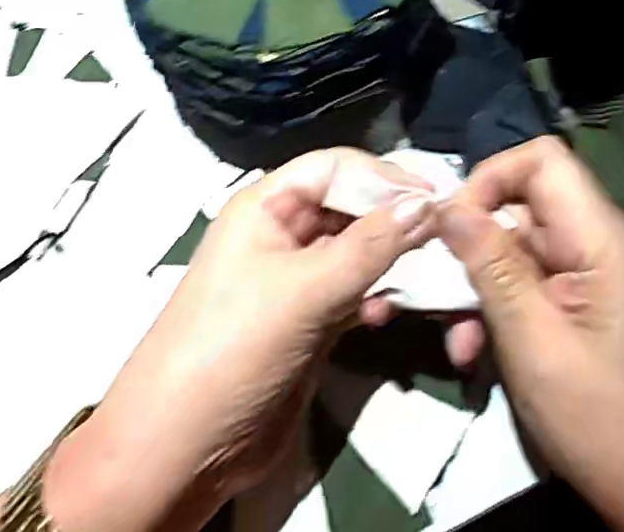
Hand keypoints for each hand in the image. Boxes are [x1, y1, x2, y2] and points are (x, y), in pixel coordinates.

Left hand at [44, 149, 436, 531]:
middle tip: (443, 230)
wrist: (179, 457)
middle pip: (352, 204)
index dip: (385, 176)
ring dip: (393, 256)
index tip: (434, 197)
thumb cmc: (234, 350)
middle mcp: (284, 232)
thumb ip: (371, 245)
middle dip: (395, 215)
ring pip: (359, 248)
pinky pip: (357, 288)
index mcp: (267, 206)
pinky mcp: (312, 316)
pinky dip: (378, 295)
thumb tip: (430, 203)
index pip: (336, 167)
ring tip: (431, 268)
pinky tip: (389, 312)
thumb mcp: (305, 292)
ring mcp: (299, 276)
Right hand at [439, 137, 623, 531]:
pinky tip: (473, 351)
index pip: (544, 160)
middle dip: (475, 242)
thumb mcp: (533, 340)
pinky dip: (496, 306)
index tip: (455, 224)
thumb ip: (491, 267)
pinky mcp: (577, 298)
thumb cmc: (601, 415)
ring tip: (456, 337)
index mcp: (600, 236)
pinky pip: (526, 279)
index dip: (494, 176)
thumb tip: (448, 206)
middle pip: (524, 203)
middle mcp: (597, 239)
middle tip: (439, 285)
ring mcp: (588, 269)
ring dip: (479, 284)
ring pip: (517, 244)